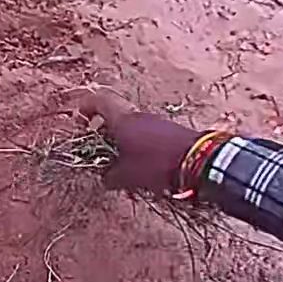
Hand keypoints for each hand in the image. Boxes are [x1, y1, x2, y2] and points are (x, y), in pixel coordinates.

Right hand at [76, 91, 203, 194]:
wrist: (202, 161)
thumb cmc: (155, 164)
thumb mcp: (126, 176)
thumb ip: (109, 176)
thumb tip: (105, 178)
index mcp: (121, 121)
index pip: (98, 103)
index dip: (85, 108)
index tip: (80, 122)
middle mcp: (138, 117)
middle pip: (114, 119)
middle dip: (104, 135)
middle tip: (101, 153)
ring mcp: (157, 122)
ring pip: (132, 129)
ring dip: (124, 143)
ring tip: (125, 164)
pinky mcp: (172, 130)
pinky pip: (148, 135)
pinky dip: (141, 146)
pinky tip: (145, 166)